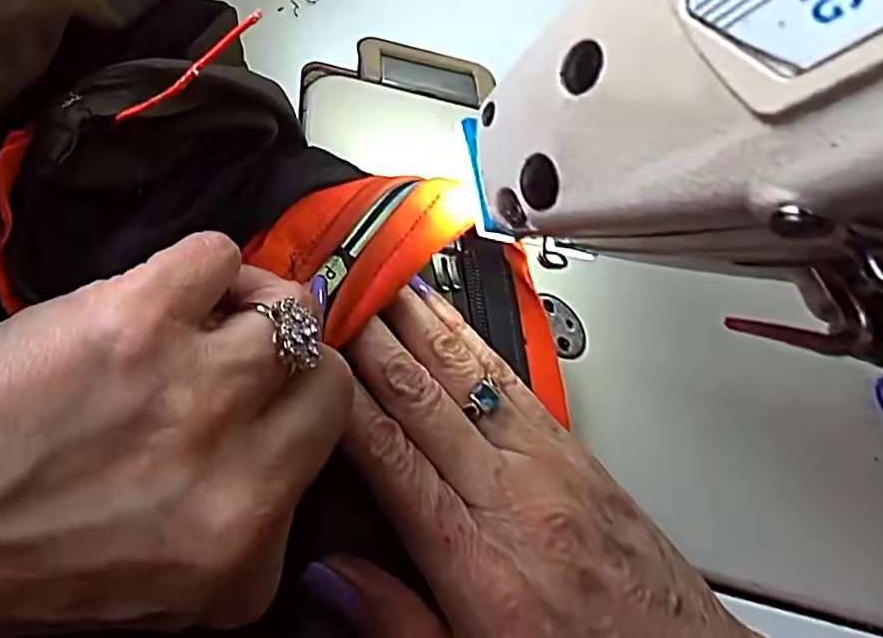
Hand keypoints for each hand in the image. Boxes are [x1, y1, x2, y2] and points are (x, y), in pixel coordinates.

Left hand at [0, 231, 351, 635]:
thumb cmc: (27, 547)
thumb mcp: (168, 575)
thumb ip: (244, 514)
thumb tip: (281, 417)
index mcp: (243, 555)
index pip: (326, 447)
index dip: (290, 408)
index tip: (261, 390)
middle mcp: (233, 476)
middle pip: (327, 378)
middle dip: (291, 356)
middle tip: (243, 342)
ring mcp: (189, 388)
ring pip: (292, 309)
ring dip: (254, 300)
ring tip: (208, 308)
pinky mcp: (138, 317)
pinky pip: (220, 253)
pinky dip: (204, 262)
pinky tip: (165, 288)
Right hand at [326, 281, 749, 637]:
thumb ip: (398, 621)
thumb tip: (332, 575)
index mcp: (478, 563)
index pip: (390, 457)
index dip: (344, 399)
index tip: (313, 359)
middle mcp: (510, 497)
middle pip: (420, 397)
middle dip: (369, 338)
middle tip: (334, 295)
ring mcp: (544, 461)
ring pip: (462, 371)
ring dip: (414, 318)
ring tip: (378, 278)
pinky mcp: (569, 444)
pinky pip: (506, 374)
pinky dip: (464, 333)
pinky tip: (440, 308)